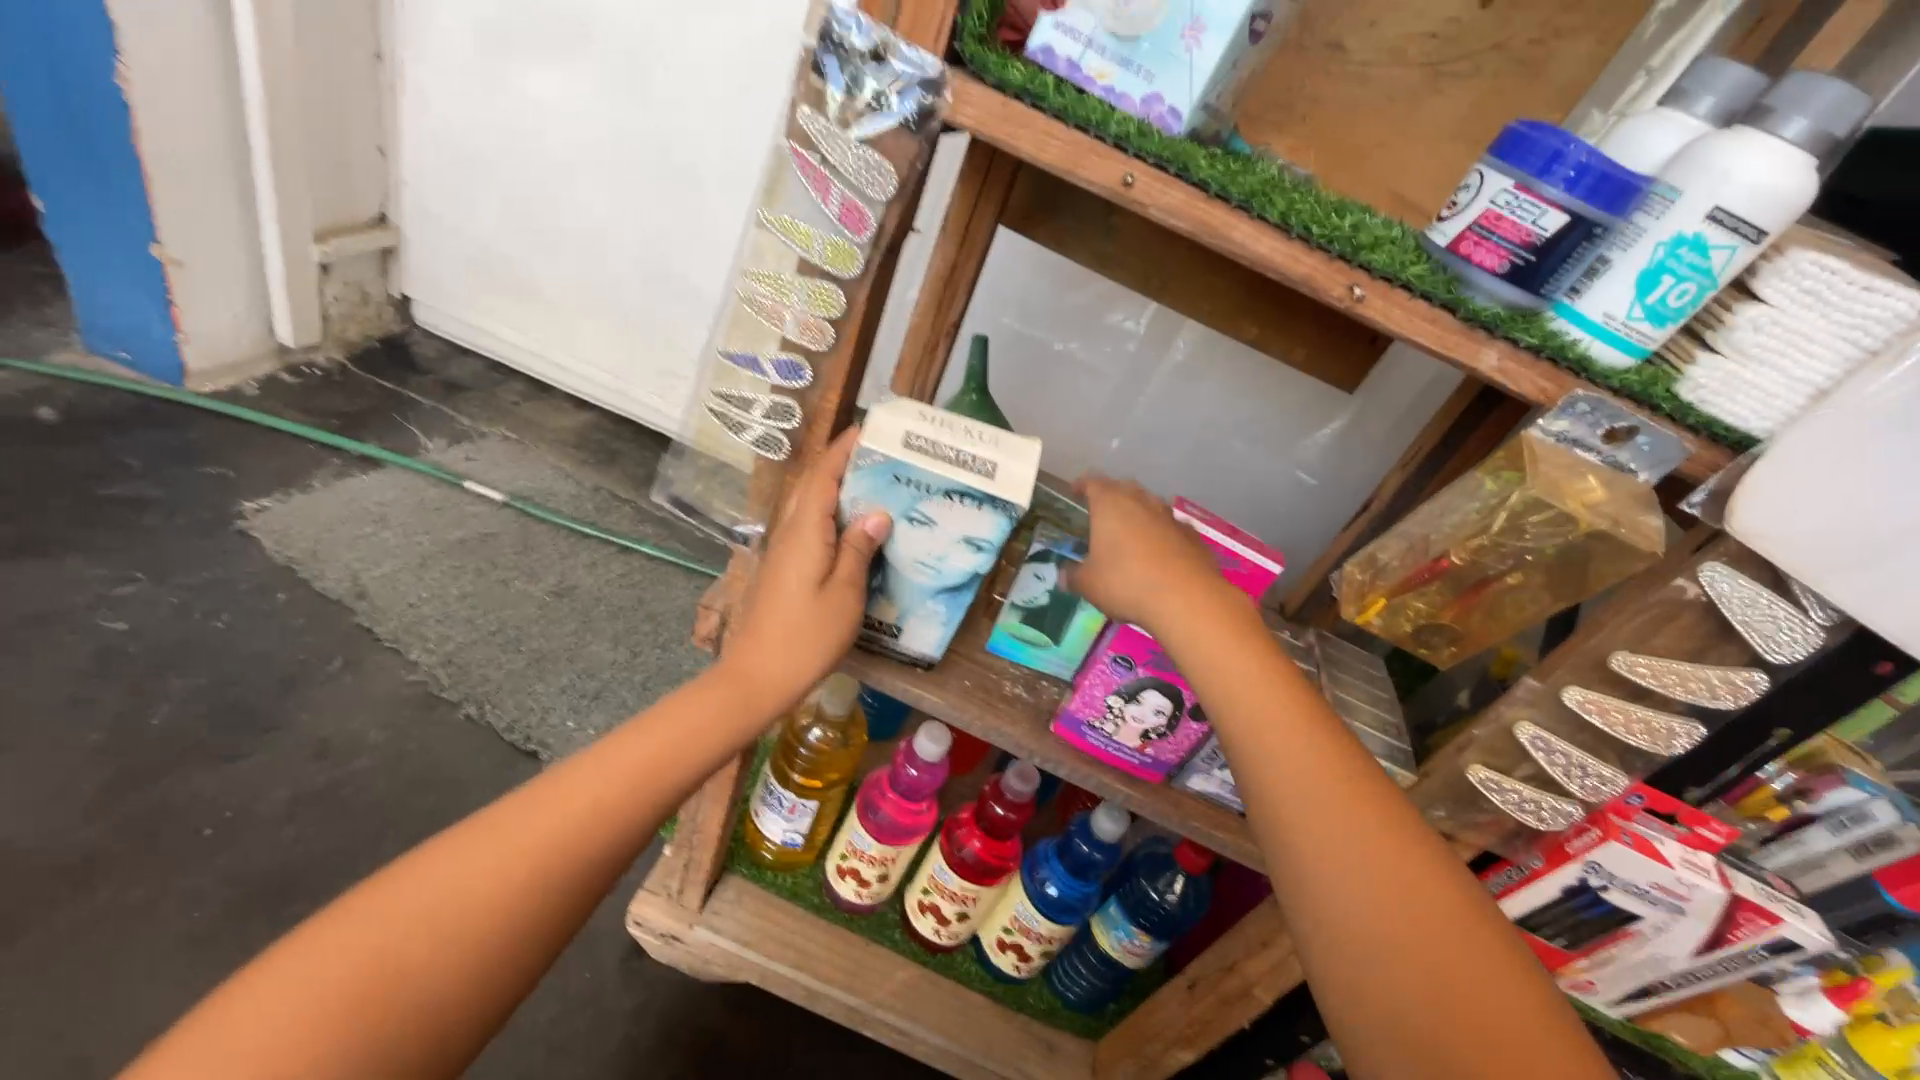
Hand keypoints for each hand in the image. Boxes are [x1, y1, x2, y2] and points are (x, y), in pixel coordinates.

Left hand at [720, 426, 890, 713]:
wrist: (757, 678)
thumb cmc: (806, 637)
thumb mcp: (845, 593)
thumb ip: (859, 548)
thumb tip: (877, 512)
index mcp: (805, 530)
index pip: (823, 474)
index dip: (844, 448)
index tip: (869, 428)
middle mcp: (789, 532)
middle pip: (814, 485)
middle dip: (843, 464)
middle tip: (881, 456)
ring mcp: (783, 552)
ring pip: (811, 508)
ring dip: (839, 490)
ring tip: (876, 486)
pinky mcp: (783, 571)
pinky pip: (810, 530)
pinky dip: (833, 518)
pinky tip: (855, 531)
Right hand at [1066, 475, 1237, 633]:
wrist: (1186, 598)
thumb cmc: (1126, 583)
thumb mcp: (1088, 584)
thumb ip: (1073, 576)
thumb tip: (1065, 575)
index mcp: (1110, 504)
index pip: (1092, 482)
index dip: (1081, 485)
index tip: (1074, 492)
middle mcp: (1141, 502)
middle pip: (1124, 488)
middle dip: (1112, 496)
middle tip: (1102, 513)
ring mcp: (1170, 517)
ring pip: (1151, 505)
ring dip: (1139, 514)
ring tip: (1131, 533)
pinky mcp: (1193, 536)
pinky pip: (1171, 527)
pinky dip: (1162, 534)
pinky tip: (1160, 553)